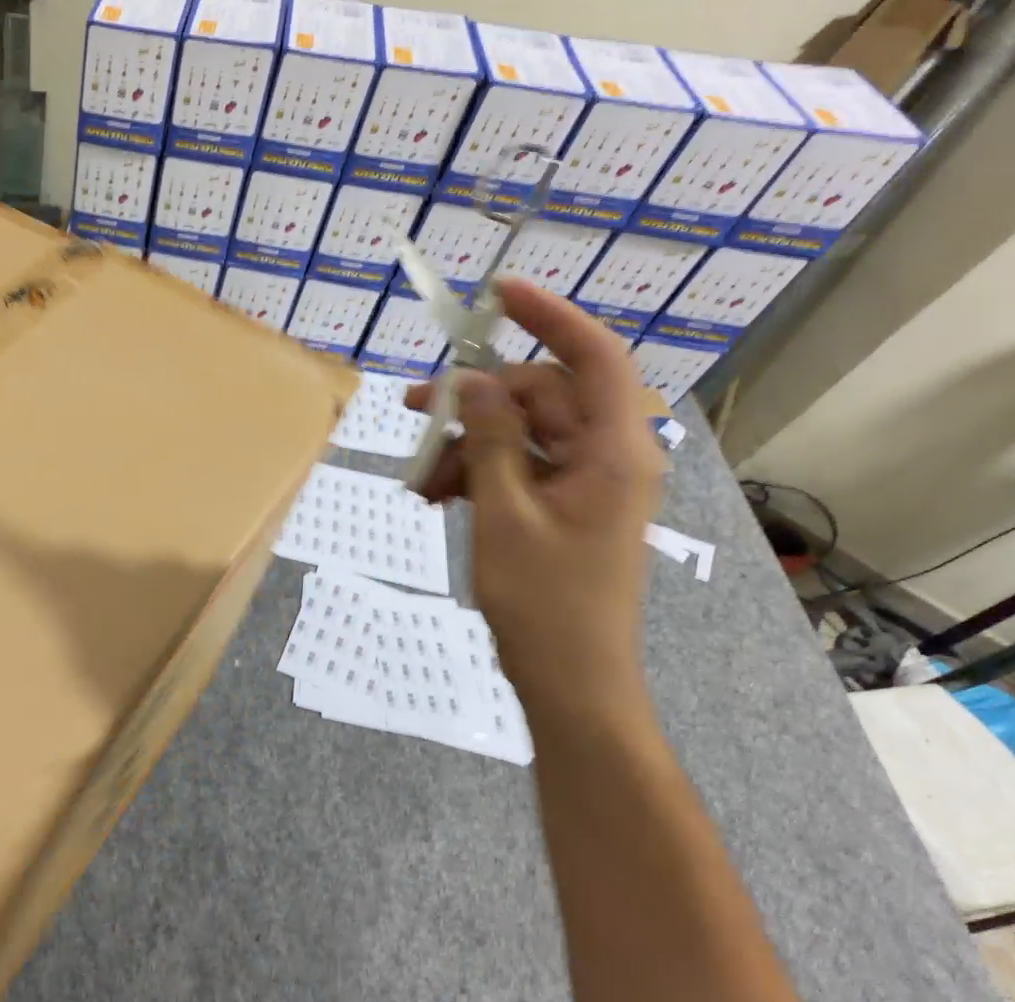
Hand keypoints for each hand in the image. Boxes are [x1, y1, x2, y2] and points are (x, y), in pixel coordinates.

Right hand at [403, 280, 662, 715]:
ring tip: (419, 484)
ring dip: (469, 447)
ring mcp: (590, 484)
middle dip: (478, 403)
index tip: (497, 294)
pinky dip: (479, 474)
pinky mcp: (568, 508)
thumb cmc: (543, 601)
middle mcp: (610, 456)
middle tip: (414, 413)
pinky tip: (436, 497)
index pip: (593, 357)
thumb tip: (479, 382)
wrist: (571, 679)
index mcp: (615, 451)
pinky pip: (521, 468)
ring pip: (524, 434)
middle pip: (543, 397)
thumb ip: (492, 441)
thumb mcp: (504, 515)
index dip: (549, 316)